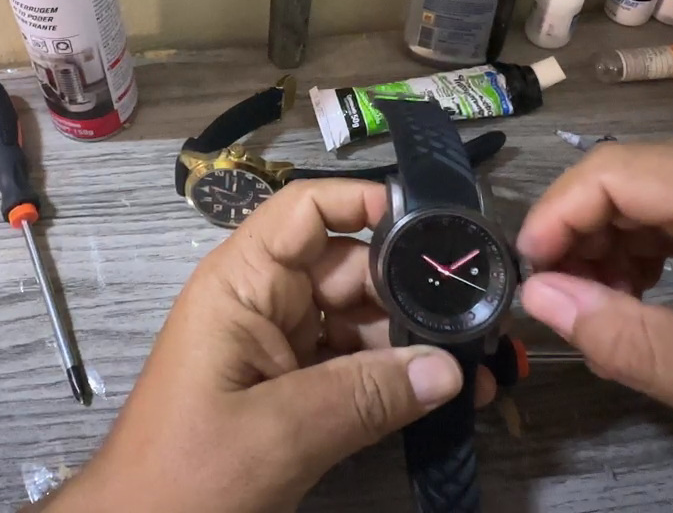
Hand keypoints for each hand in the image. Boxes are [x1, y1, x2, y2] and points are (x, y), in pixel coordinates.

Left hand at [44, 179, 491, 512]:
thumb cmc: (188, 471)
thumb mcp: (276, 433)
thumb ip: (363, 396)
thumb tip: (449, 369)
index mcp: (243, 280)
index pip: (304, 210)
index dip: (362, 201)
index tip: (432, 223)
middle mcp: (266, 298)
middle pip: (347, 265)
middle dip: (410, 284)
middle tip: (483, 311)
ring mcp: (282, 340)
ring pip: (359, 316)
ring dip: (415, 338)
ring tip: (485, 362)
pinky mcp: (295, 383)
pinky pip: (355, 363)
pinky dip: (399, 377)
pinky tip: (454, 393)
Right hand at [516, 127, 672, 511]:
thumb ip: (638, 347)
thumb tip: (538, 298)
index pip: (616, 173)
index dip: (556, 216)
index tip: (526, 275)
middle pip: (618, 174)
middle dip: (574, 234)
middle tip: (560, 303)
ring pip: (630, 184)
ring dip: (598, 241)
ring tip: (596, 306)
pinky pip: (658, 199)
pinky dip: (629, 242)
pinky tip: (632, 289)